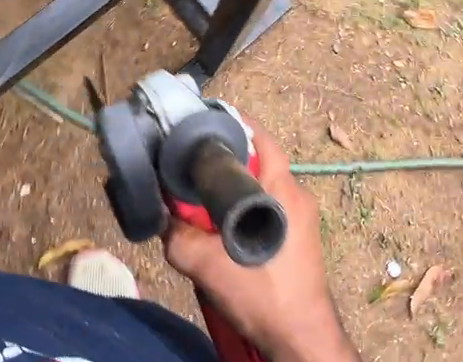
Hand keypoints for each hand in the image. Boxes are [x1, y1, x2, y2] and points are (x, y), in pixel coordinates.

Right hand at [163, 124, 359, 361]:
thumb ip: (177, 237)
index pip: (258, 136)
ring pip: (263, 182)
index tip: (200, 123)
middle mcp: (297, 193)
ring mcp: (303, 216)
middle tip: (195, 157)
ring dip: (236, 181)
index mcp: (281, 188)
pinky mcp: (301, 236)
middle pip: (259, 157)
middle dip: (227, 154)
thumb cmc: (262, 294)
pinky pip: (270, 203)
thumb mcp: (208, 266)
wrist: (302, 340)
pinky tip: (223, 220)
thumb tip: (159, 214)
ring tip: (202, 188)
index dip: (229, 124)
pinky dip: (246, 201)